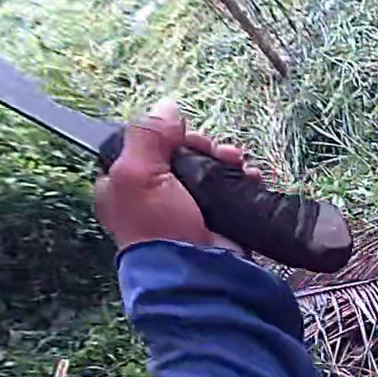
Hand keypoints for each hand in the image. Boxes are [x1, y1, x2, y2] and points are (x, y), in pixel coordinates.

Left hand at [95, 100, 267, 250]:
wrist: (198, 271)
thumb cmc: (159, 225)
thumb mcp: (139, 173)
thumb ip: (149, 135)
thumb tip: (167, 105)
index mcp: (125, 183)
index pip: (149, 145)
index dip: (171, 135)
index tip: (190, 137)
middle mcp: (157, 194)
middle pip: (184, 156)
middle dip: (206, 149)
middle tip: (222, 152)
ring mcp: (190, 208)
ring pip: (210, 171)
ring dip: (228, 162)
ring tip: (240, 164)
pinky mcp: (220, 219)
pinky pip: (232, 190)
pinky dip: (244, 181)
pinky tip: (252, 177)